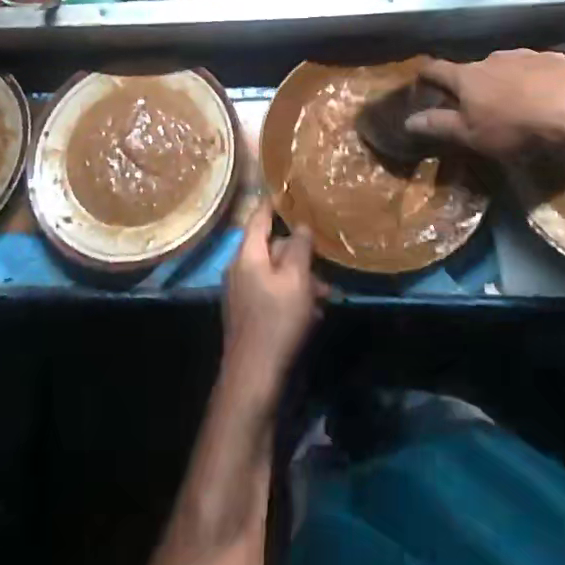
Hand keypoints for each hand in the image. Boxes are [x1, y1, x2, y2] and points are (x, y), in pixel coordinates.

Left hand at [222, 201, 322, 384]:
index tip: (287, 189)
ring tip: (326, 293)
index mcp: (246, 255)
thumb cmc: (277, 321)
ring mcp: (241, 292)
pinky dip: (291, 295)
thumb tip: (300, 225)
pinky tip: (312, 312)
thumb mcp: (296, 280)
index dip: (273, 203)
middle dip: (298, 251)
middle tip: (324, 256)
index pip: (258, 217)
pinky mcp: (248, 313)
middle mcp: (239, 269)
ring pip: (274, 272)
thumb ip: (299, 249)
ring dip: (300, 278)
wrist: (254, 375)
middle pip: (269, 246)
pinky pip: (272, 293)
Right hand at [406, 49, 564, 158]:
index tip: (421, 80)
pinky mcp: (557, 59)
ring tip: (514, 101)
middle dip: (471, 82)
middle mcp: (492, 58)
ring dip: (504, 80)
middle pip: (473, 68)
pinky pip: (536, 69)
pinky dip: (534, 80)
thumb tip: (407, 121)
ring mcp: (526, 55)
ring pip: (506, 66)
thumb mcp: (472, 135)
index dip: (426, 75)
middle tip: (476, 103)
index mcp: (466, 76)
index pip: (436, 69)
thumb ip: (439, 126)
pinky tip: (546, 96)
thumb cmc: (516, 126)